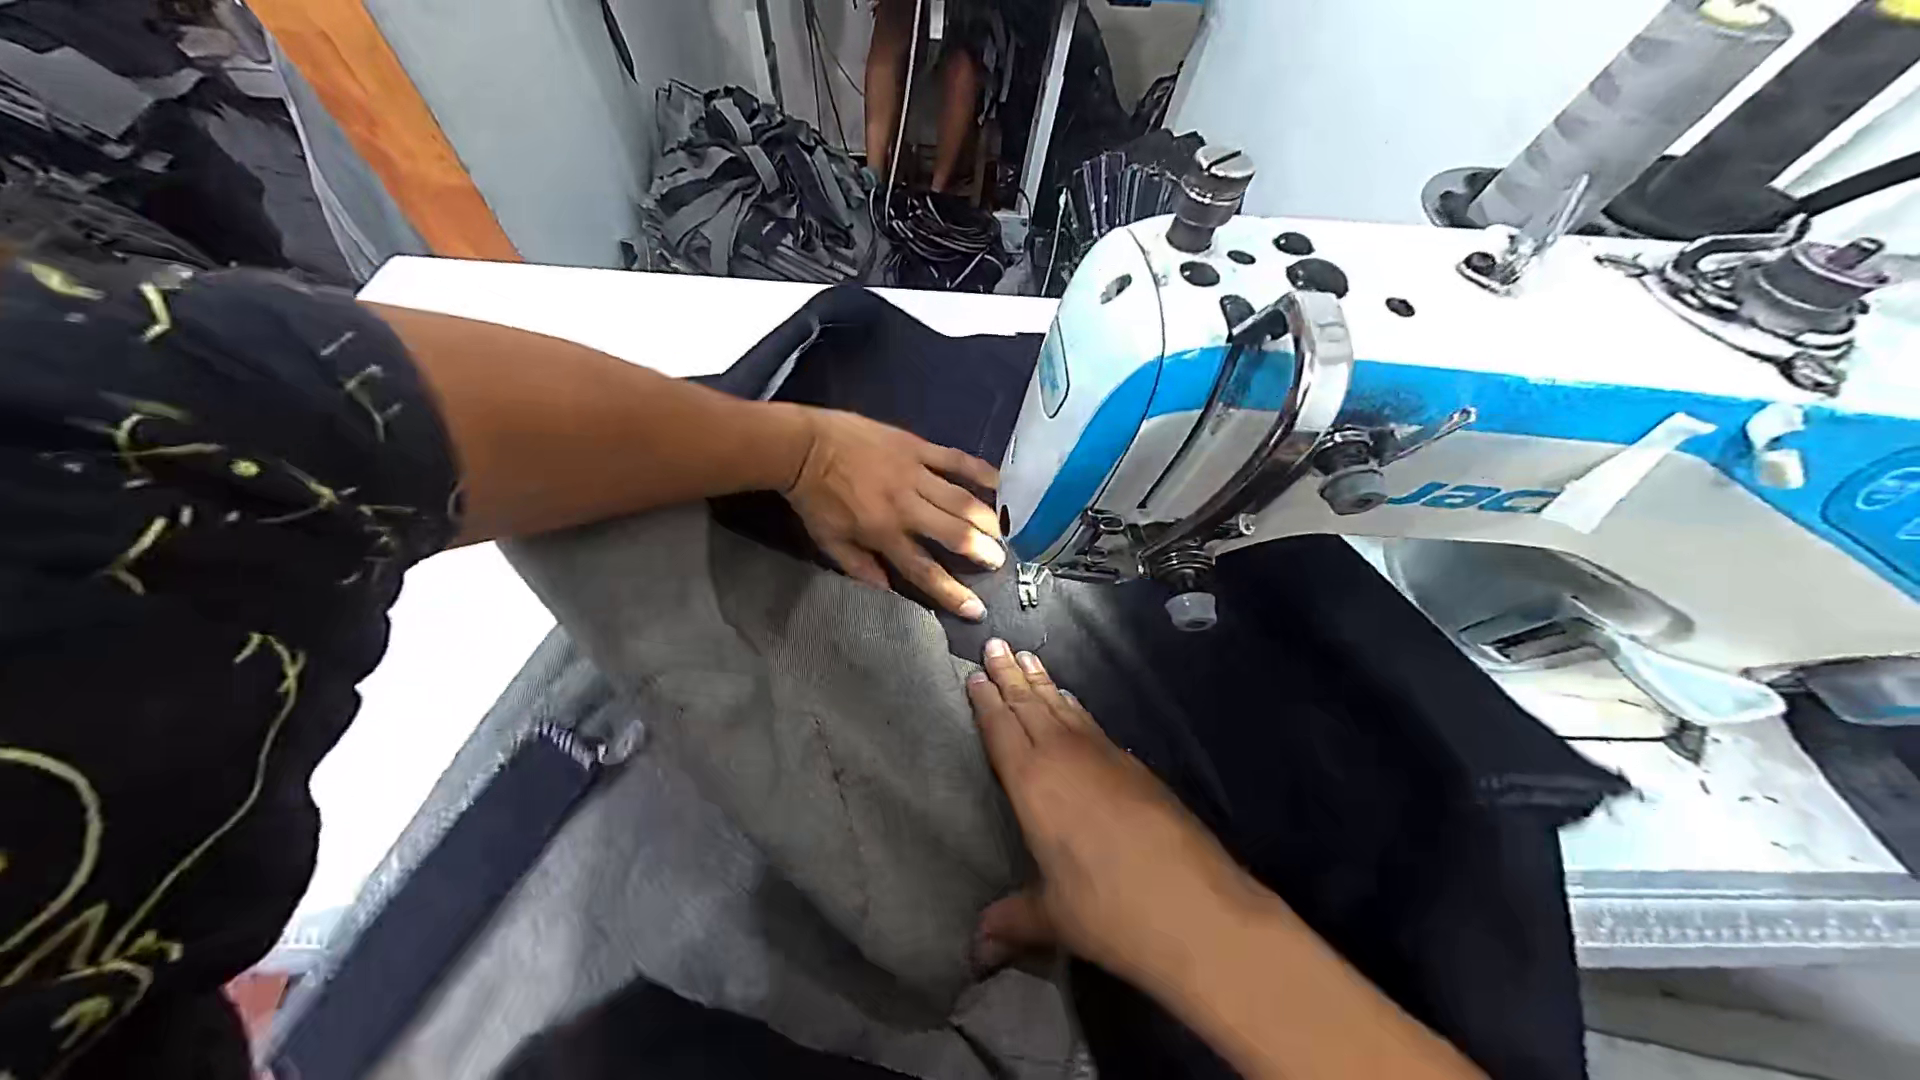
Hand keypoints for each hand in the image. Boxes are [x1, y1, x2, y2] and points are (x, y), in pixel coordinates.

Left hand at [783, 407, 1004, 619]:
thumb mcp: (829, 541)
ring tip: (1004, 531)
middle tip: (1000, 561)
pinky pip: (954, 459)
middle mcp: (906, 507)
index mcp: (883, 534)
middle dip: (982, 550)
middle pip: (953, 533)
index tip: (977, 609)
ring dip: (986, 518)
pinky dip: (978, 471)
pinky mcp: (916, 448)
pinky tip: (998, 483)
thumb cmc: (815, 498)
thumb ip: (860, 567)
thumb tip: (888, 589)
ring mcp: (914, 474)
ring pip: (960, 499)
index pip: (924, 570)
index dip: (952, 592)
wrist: (802, 446)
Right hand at [965, 640, 1260, 983]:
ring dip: (1042, 682)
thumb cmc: (1110, 912)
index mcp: (1033, 784)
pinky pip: (1090, 723)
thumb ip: (1012, 920)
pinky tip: (1071, 703)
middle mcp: (1065, 757)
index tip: (974, 674)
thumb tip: (975, 948)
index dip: (986, 701)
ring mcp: (1104, 756)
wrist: (1198, 911)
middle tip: (995, 644)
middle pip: (1030, 705)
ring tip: (1026, 658)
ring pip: (1062, 707)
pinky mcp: (1134, 766)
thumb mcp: (1054, 916)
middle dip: (1009, 675)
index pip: (1002, 729)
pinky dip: (1074, 707)